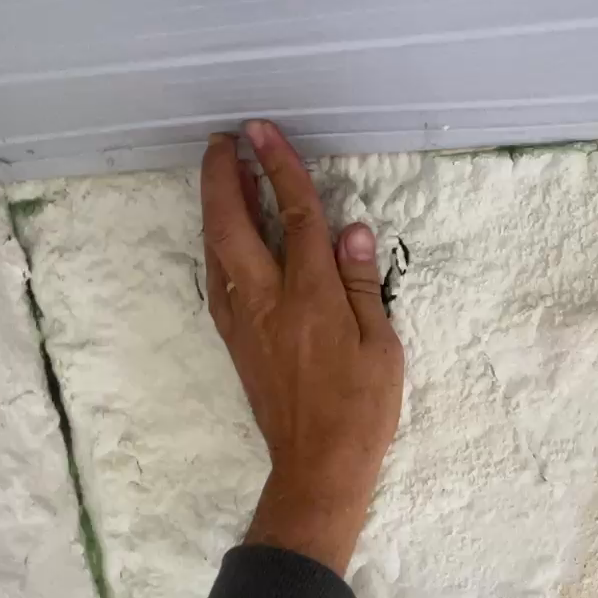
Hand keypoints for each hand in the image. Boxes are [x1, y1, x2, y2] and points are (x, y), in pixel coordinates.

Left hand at [201, 121, 402, 575]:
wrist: (318, 464)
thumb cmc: (361, 411)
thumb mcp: (382, 349)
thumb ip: (361, 285)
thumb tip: (351, 230)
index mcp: (312, 299)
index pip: (298, 218)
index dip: (281, 170)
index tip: (264, 133)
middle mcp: (268, 302)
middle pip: (233, 224)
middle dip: (225, 176)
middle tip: (228, 144)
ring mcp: (244, 323)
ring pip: (217, 250)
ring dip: (216, 207)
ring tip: (225, 178)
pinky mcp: (235, 342)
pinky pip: (217, 282)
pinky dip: (218, 248)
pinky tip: (226, 239)